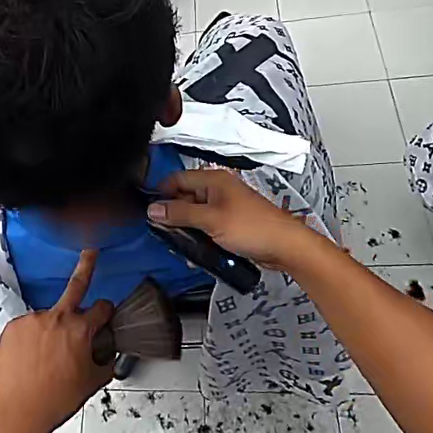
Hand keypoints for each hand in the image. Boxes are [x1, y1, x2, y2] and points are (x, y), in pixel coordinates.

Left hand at [0, 250, 113, 432]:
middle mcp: (57, 318)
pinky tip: (29, 359)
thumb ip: (105, 362)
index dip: (106, 312)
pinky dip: (30, 339)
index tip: (105, 313)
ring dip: (50, 330)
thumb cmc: (53, 400)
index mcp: (81, 329)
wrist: (18, 414)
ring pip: (48, 318)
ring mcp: (32, 321)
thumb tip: (107, 357)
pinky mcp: (13, 327)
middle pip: (76, 284)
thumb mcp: (92, 382)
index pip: (102, 308)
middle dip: (87, 265)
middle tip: (90, 253)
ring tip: (42, 359)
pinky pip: (27, 327)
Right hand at [146, 169, 327, 269]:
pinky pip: (206, 228)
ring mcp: (224, 208)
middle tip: (165, 234)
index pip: (177, 179)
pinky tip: (198, 254)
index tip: (149, 212)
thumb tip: (154, 209)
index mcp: (214, 180)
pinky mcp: (230, 224)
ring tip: (184, 247)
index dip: (161, 193)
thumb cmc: (253, 228)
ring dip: (187, 231)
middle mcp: (218, 190)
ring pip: (194, 216)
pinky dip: (200, 239)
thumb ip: (180, 213)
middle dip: (173, 216)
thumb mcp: (211, 220)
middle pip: (184, 198)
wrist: (284, 246)